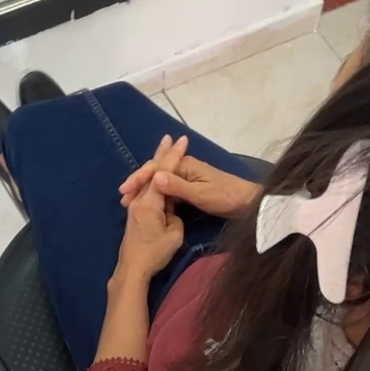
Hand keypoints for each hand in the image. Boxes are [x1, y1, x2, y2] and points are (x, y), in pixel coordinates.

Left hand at [113, 137, 187, 282]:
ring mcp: (135, 206)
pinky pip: (146, 190)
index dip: (174, 156)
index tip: (183, 141)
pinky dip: (154, 179)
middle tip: (169, 137)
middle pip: (152, 172)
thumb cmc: (154, 253)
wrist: (132, 268)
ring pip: (148, 180)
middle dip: (162, 154)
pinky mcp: (135, 214)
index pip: (164, 174)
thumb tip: (172, 212)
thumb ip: (176, 217)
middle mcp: (140, 200)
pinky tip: (157, 178)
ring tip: (165, 151)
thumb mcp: (174, 235)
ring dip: (158, 166)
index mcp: (150, 202)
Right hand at [119, 141, 262, 217]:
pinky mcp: (190, 188)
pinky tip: (149, 205)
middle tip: (123, 199)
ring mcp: (187, 178)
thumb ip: (178, 187)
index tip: (125, 192)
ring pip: (160, 182)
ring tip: (131, 202)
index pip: (155, 169)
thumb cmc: (225, 197)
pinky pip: (168, 190)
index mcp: (185, 165)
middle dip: (139, 184)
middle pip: (155, 173)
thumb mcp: (200, 194)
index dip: (139, 179)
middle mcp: (184, 168)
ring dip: (146, 191)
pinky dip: (157, 196)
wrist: (246, 203)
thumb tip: (155, 178)